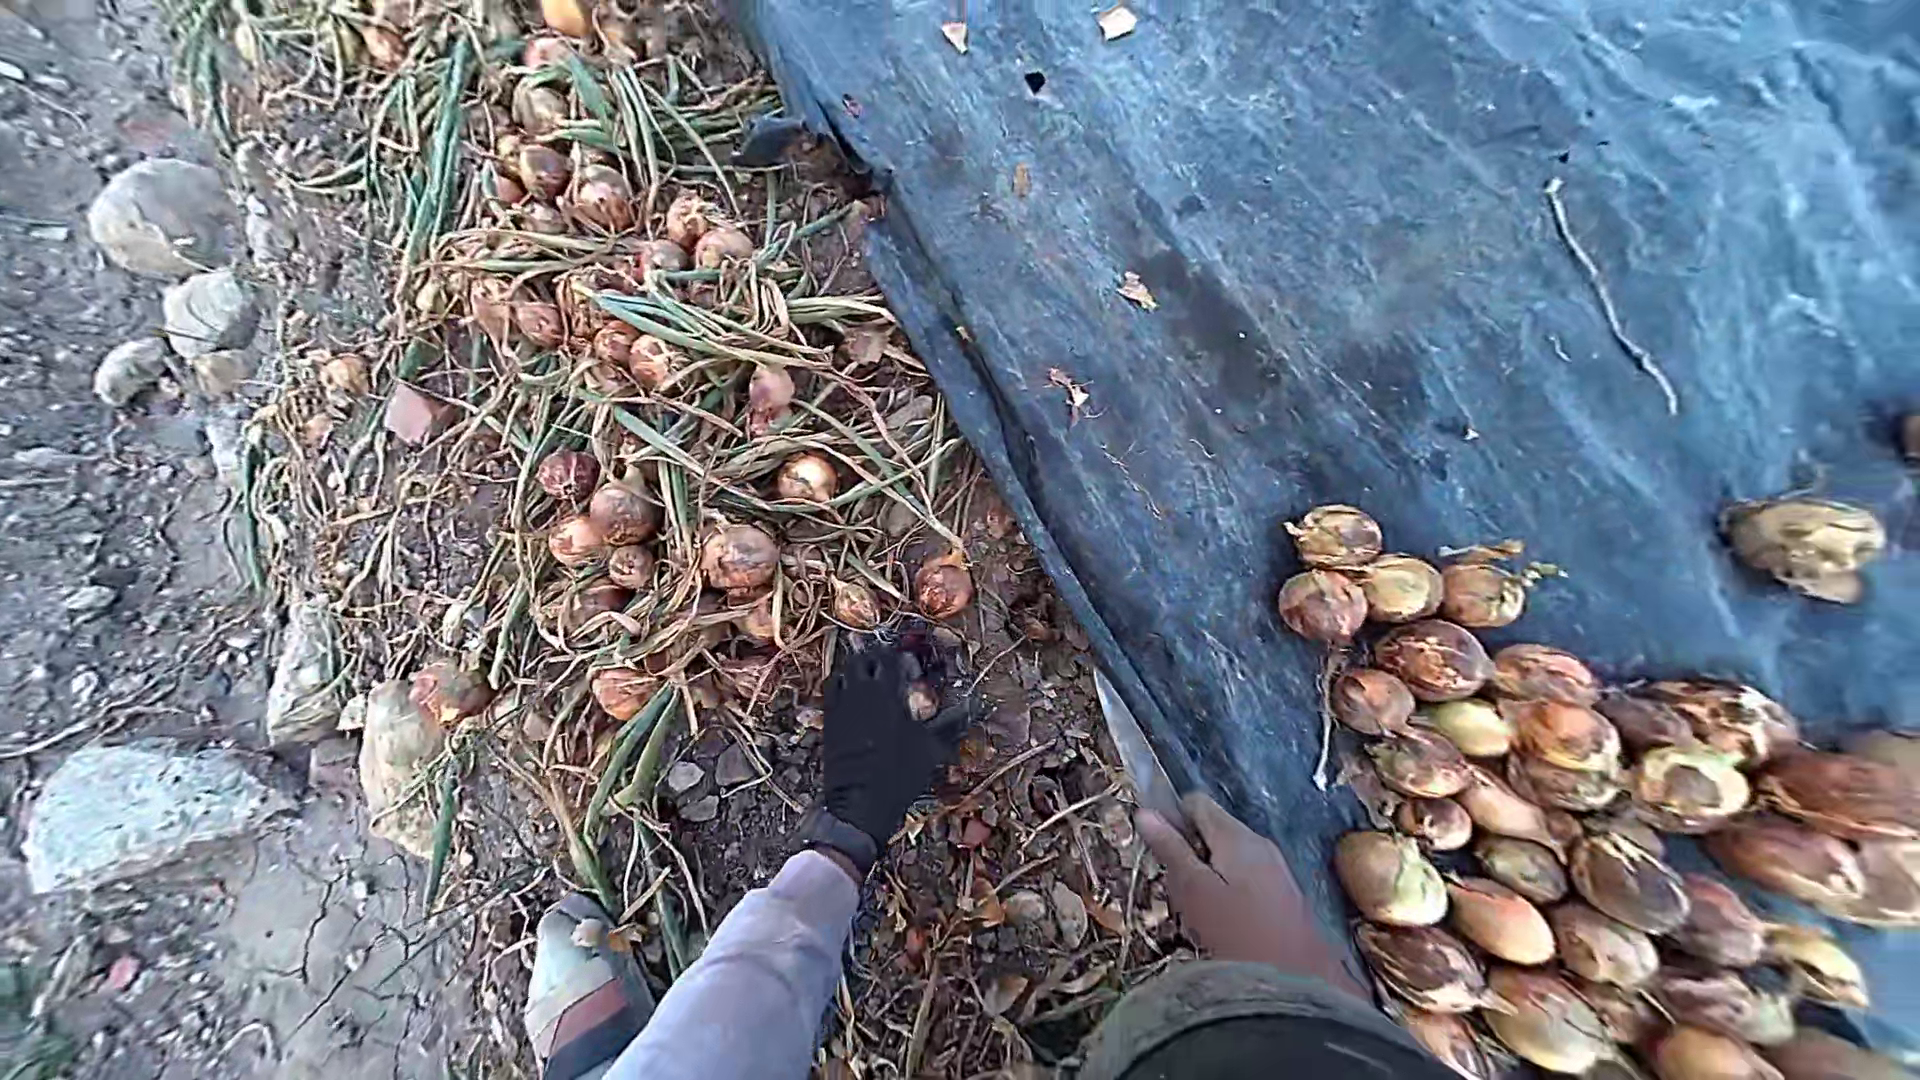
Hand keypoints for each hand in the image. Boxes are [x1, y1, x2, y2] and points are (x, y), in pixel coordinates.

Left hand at [822, 645, 971, 850]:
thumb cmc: (900, 772)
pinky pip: (830, 694)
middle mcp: (859, 692)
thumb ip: (949, 723)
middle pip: (861, 660)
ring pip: (841, 673)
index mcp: (886, 692)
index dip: (899, 658)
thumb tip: (970, 708)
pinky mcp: (828, 722)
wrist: (861, 802)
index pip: (889, 659)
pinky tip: (853, 701)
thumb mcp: (931, 747)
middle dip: (875, 660)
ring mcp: (840, 706)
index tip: (910, 667)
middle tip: (888, 669)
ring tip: (868, 681)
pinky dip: (841, 688)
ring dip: (854, 672)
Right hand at [1137, 793, 1365, 997]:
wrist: (1302, 993)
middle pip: (1211, 829)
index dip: (1172, 818)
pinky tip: (1221, 925)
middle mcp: (1260, 844)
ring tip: (1196, 911)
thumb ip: (1170, 848)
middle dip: (1188, 851)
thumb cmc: (1239, 935)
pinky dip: (1225, 891)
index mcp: (1237, 836)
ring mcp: (1276, 870)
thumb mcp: (1193, 890)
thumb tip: (1144, 812)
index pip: (1195, 802)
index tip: (1160, 850)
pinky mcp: (1284, 897)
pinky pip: (1244, 878)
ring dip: (1204, 874)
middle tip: (1177, 887)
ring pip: (1226, 856)